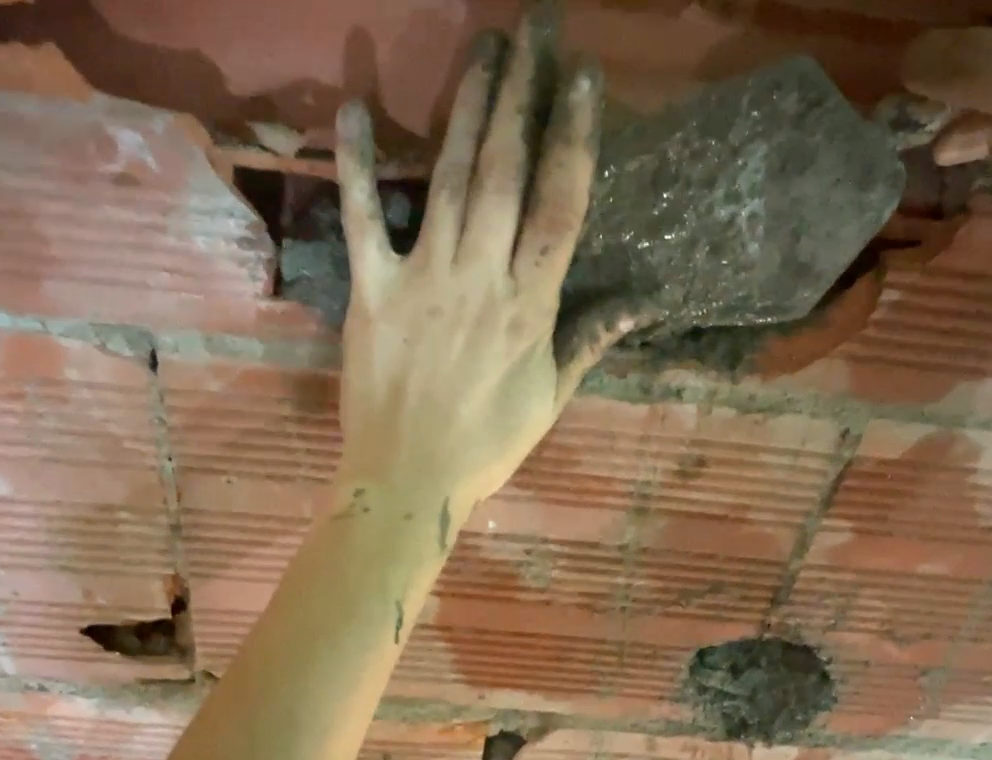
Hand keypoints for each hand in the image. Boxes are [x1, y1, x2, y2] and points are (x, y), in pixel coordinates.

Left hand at [331, 12, 640, 513]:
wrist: (408, 481)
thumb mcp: (549, 399)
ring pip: (451, 181)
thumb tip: (641, 301)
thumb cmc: (484, 446)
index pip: (563, 206)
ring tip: (485, 52)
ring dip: (469, 111)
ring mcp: (424, 280)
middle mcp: (482, 278)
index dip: (575, 137)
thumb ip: (588, 341)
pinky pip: (362, 220)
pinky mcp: (372, 291)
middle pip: (509, 174)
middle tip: (534, 33)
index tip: (583, 80)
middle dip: (524, 98)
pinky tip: (350, 109)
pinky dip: (354, 165)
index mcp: (531, 306)